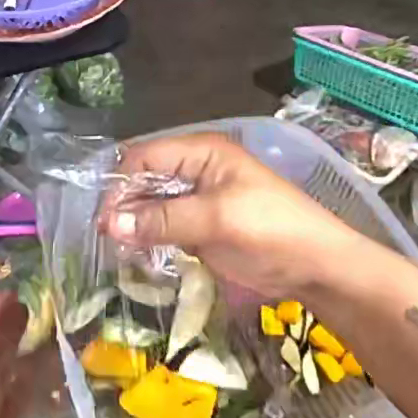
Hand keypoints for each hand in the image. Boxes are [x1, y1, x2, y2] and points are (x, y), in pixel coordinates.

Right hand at [105, 133, 376, 298]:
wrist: (315, 265)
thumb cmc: (270, 230)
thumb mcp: (216, 220)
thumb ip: (163, 219)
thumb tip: (108, 223)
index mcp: (203, 151)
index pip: (145, 155)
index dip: (119, 183)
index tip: (101, 221)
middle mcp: (196, 168)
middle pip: (145, 177)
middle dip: (122, 203)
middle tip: (102, 240)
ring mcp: (199, 197)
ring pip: (151, 203)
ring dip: (133, 223)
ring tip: (112, 251)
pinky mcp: (202, 225)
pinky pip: (165, 224)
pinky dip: (149, 237)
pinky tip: (134, 256)